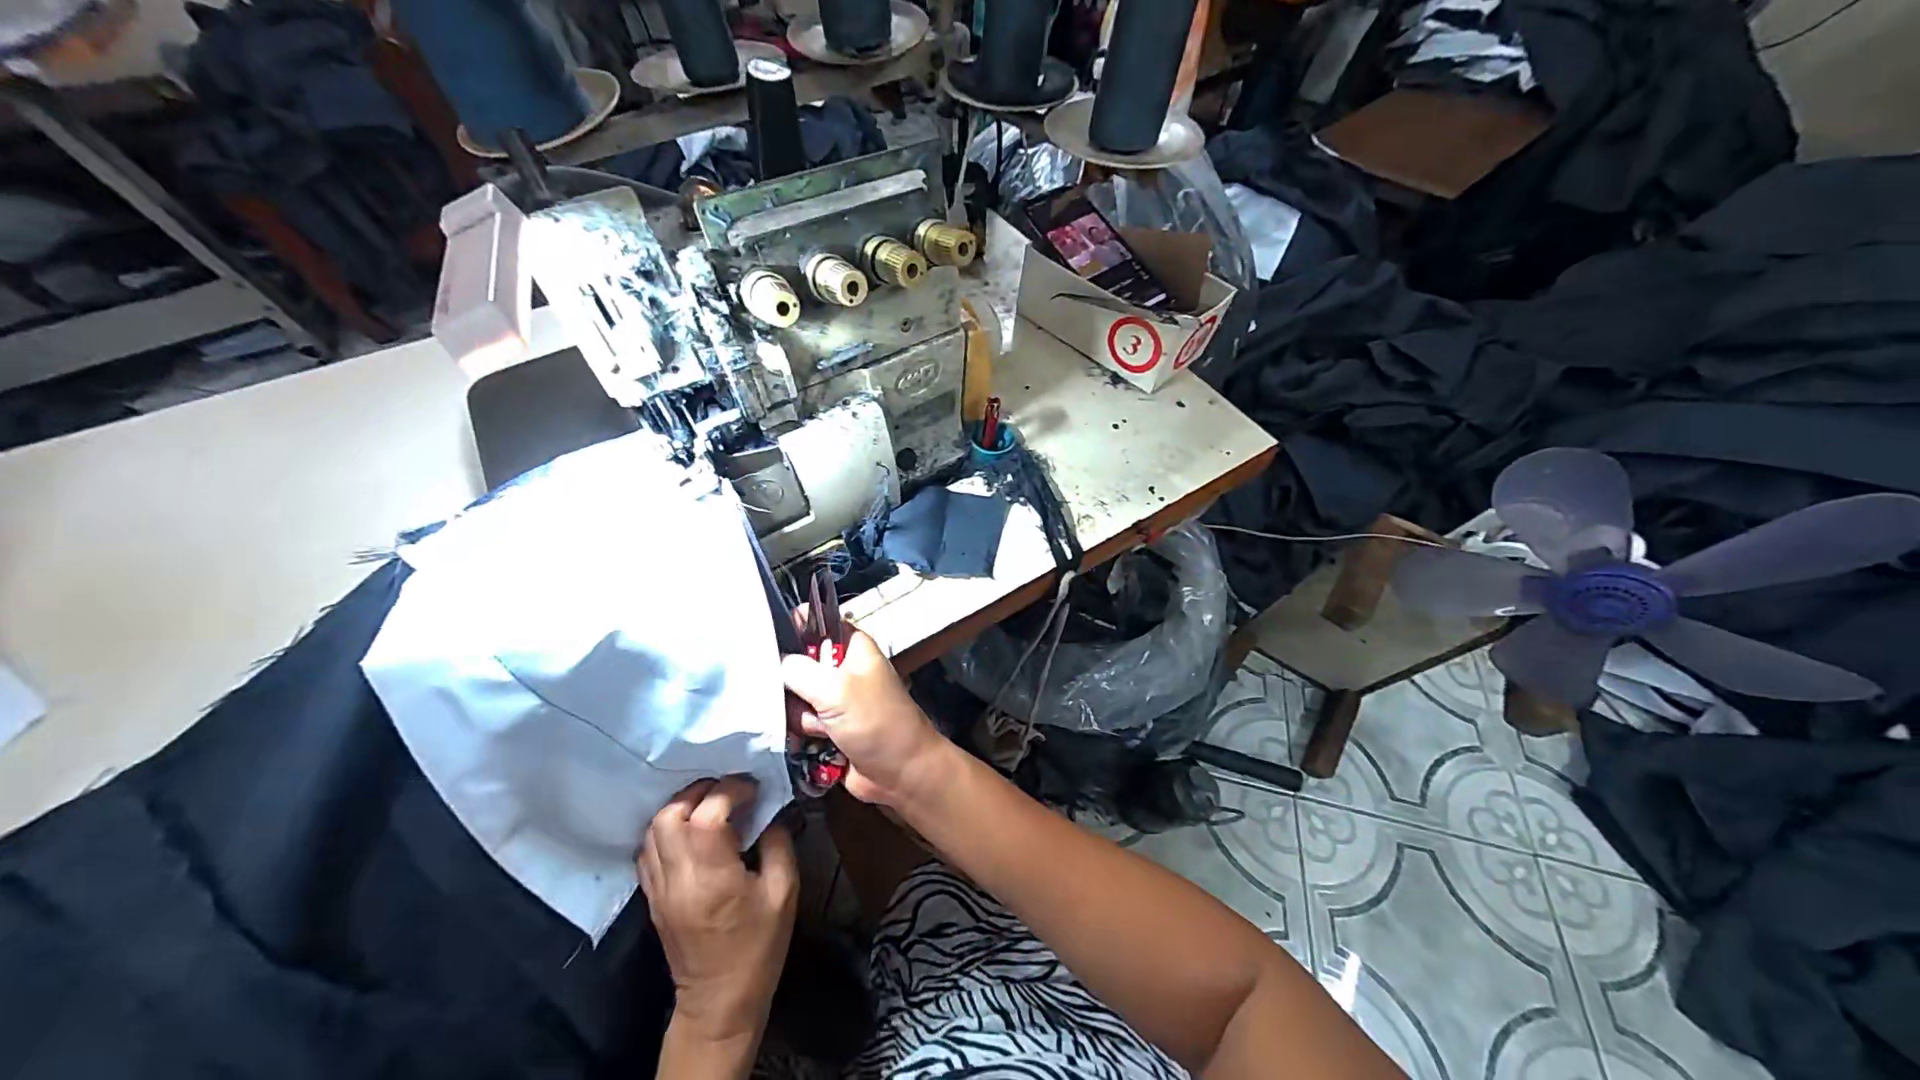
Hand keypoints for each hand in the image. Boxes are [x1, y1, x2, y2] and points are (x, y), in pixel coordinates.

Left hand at [638, 777, 796, 1047]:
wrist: (720, 999)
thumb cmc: (758, 946)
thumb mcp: (784, 891)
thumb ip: (778, 843)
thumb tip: (771, 812)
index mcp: (712, 875)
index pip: (708, 813)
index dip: (731, 789)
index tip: (753, 787)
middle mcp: (677, 876)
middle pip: (670, 814)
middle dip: (700, 791)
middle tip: (728, 790)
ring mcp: (658, 887)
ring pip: (653, 829)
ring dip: (681, 807)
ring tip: (710, 805)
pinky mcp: (651, 897)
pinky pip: (648, 850)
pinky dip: (667, 830)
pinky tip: (692, 831)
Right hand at [781, 625, 953, 807]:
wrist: (901, 773)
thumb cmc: (877, 722)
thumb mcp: (837, 689)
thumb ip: (798, 670)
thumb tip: (772, 662)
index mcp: (851, 646)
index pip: (813, 622)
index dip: (791, 629)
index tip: (773, 646)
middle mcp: (839, 667)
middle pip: (794, 662)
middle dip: (792, 685)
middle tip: (808, 700)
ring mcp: (831, 698)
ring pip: (792, 696)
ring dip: (800, 715)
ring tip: (822, 728)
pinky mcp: (824, 726)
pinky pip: (796, 722)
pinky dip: (801, 732)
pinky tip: (816, 742)